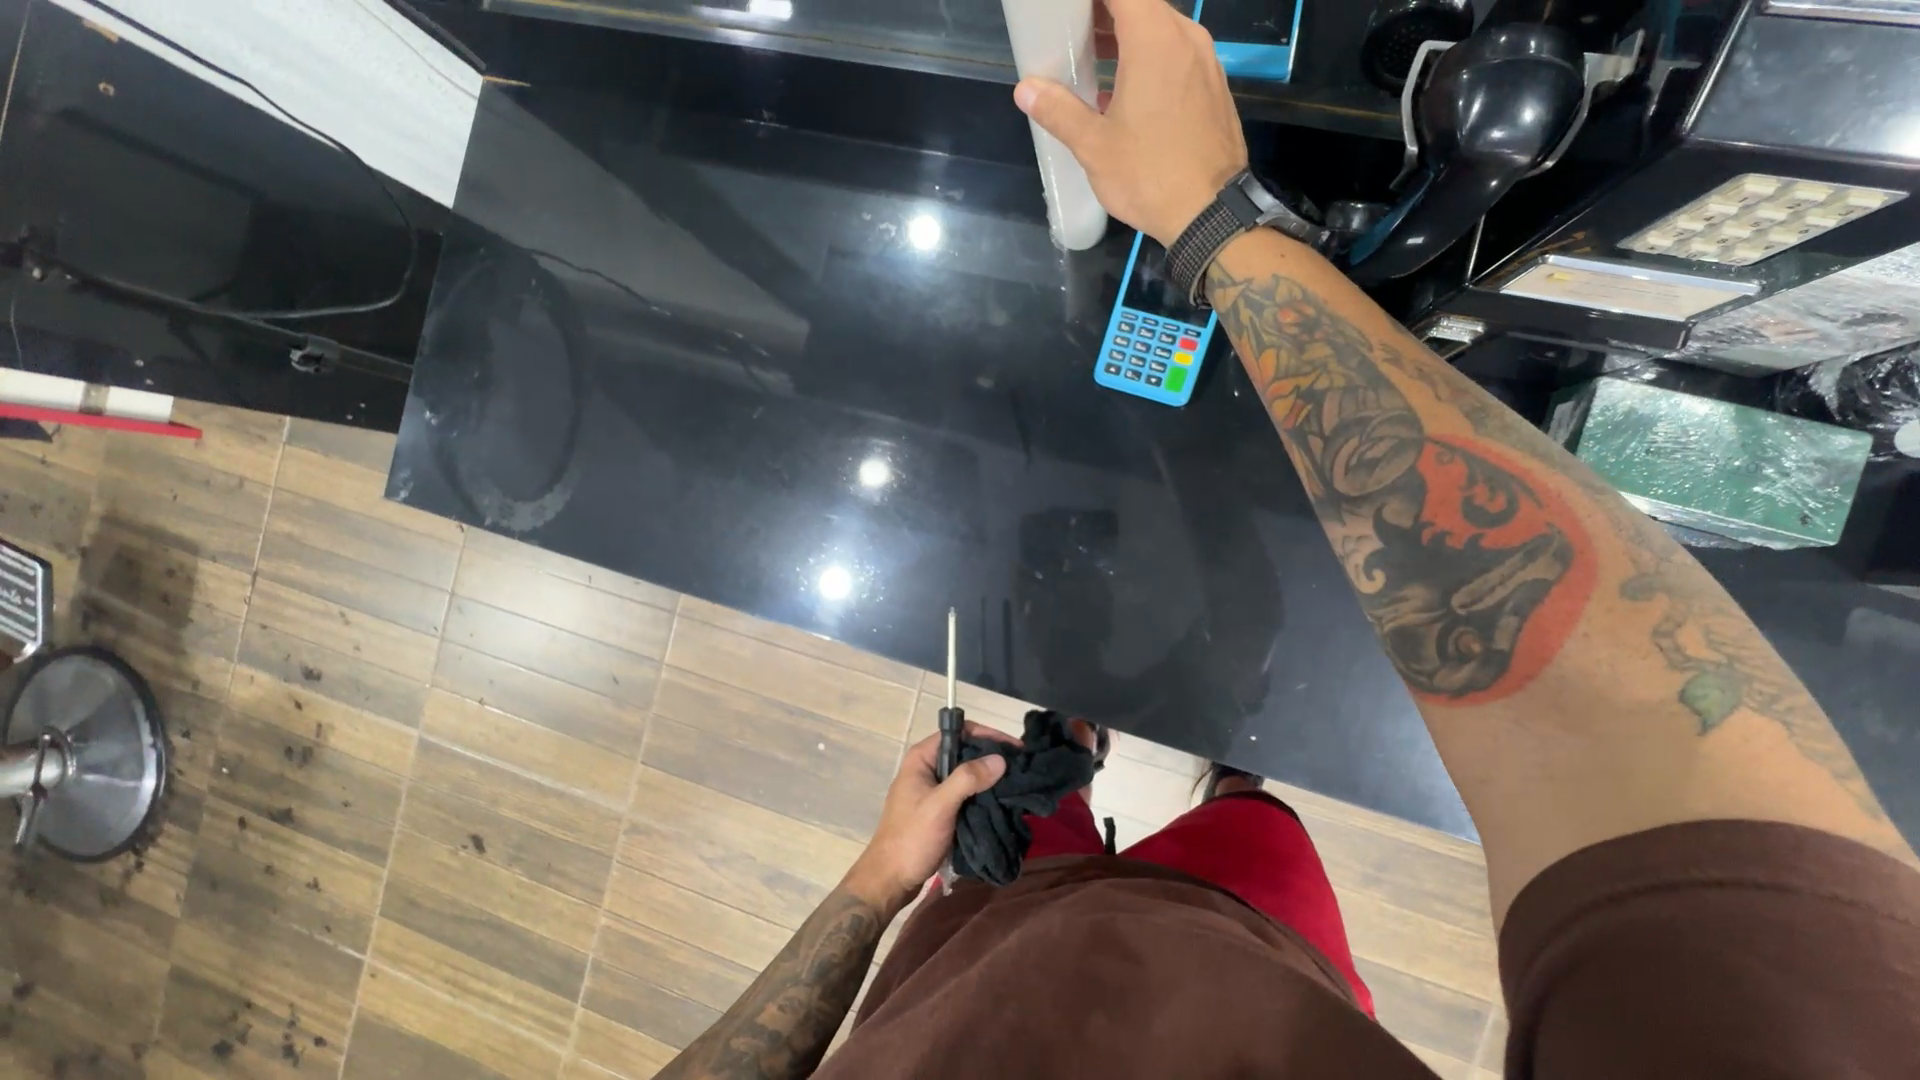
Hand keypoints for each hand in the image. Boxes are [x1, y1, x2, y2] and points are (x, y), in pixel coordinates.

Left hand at [843, 724, 1011, 911]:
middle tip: (1023, 767)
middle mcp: (928, 769)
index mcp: (922, 758)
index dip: (987, 736)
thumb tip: (1000, 759)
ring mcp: (934, 791)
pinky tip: (1004, 802)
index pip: (958, 733)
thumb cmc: (911, 838)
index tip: (1015, 748)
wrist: (890, 880)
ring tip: (1020, 784)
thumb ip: (968, 778)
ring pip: (968, 775)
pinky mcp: (941, 811)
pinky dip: (984, 796)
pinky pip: (967, 795)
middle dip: (993, 758)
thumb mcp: (940, 806)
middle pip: (966, 753)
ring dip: (991, 779)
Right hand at [1013, 0, 1247, 245]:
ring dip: (1127, 36)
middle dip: (1105, 12)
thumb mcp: (1094, 147)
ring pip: (1162, 29)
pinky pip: (1178, 55)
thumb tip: (1026, 89)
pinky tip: (1127, 90)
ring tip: (1093, 59)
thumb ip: (1059, 111)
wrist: (1210, 213)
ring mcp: (1205, 61)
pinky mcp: (1214, 86)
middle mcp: (1186, 37)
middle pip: (1142, 4)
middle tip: (1071, 31)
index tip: (1069, 13)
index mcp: (1154, 39)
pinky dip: (1151, 58)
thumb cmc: (1149, 175)